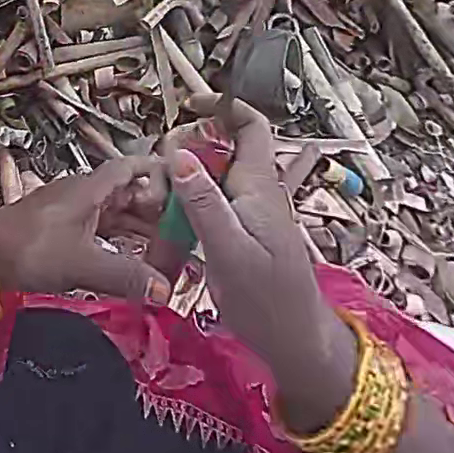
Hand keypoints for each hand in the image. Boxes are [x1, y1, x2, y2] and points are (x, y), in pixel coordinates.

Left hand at [0, 155, 171, 302]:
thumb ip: (125, 275)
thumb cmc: (33, 248)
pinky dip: (119, 241)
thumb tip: (167, 290)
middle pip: (127, 191)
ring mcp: (72, 211)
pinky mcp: (62, 229)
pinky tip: (132, 260)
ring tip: (167, 250)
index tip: (184, 182)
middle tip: (185, 229)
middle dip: (154, 207)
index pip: (130, 167)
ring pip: (114, 212)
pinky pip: (101, 228)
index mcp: (91, 188)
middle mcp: (84, 193)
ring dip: (138, 227)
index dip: (156, 171)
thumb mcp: (82, 262)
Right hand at [166, 94, 356, 433]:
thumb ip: (204, 203)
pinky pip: (209, 203)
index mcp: (258, 185)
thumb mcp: (230, 251)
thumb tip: (177, 154)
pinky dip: (187, 206)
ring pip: (210, 177)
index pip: (250, 125)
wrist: (295, 345)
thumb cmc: (269, 300)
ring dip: (183, 182)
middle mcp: (254, 190)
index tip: (189, 106)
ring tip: (158, 200)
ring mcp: (247, 211)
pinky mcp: (239, 230)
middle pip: (220, 149)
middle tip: (159, 170)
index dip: (223, 106)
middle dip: (187, 151)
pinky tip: (170, 223)